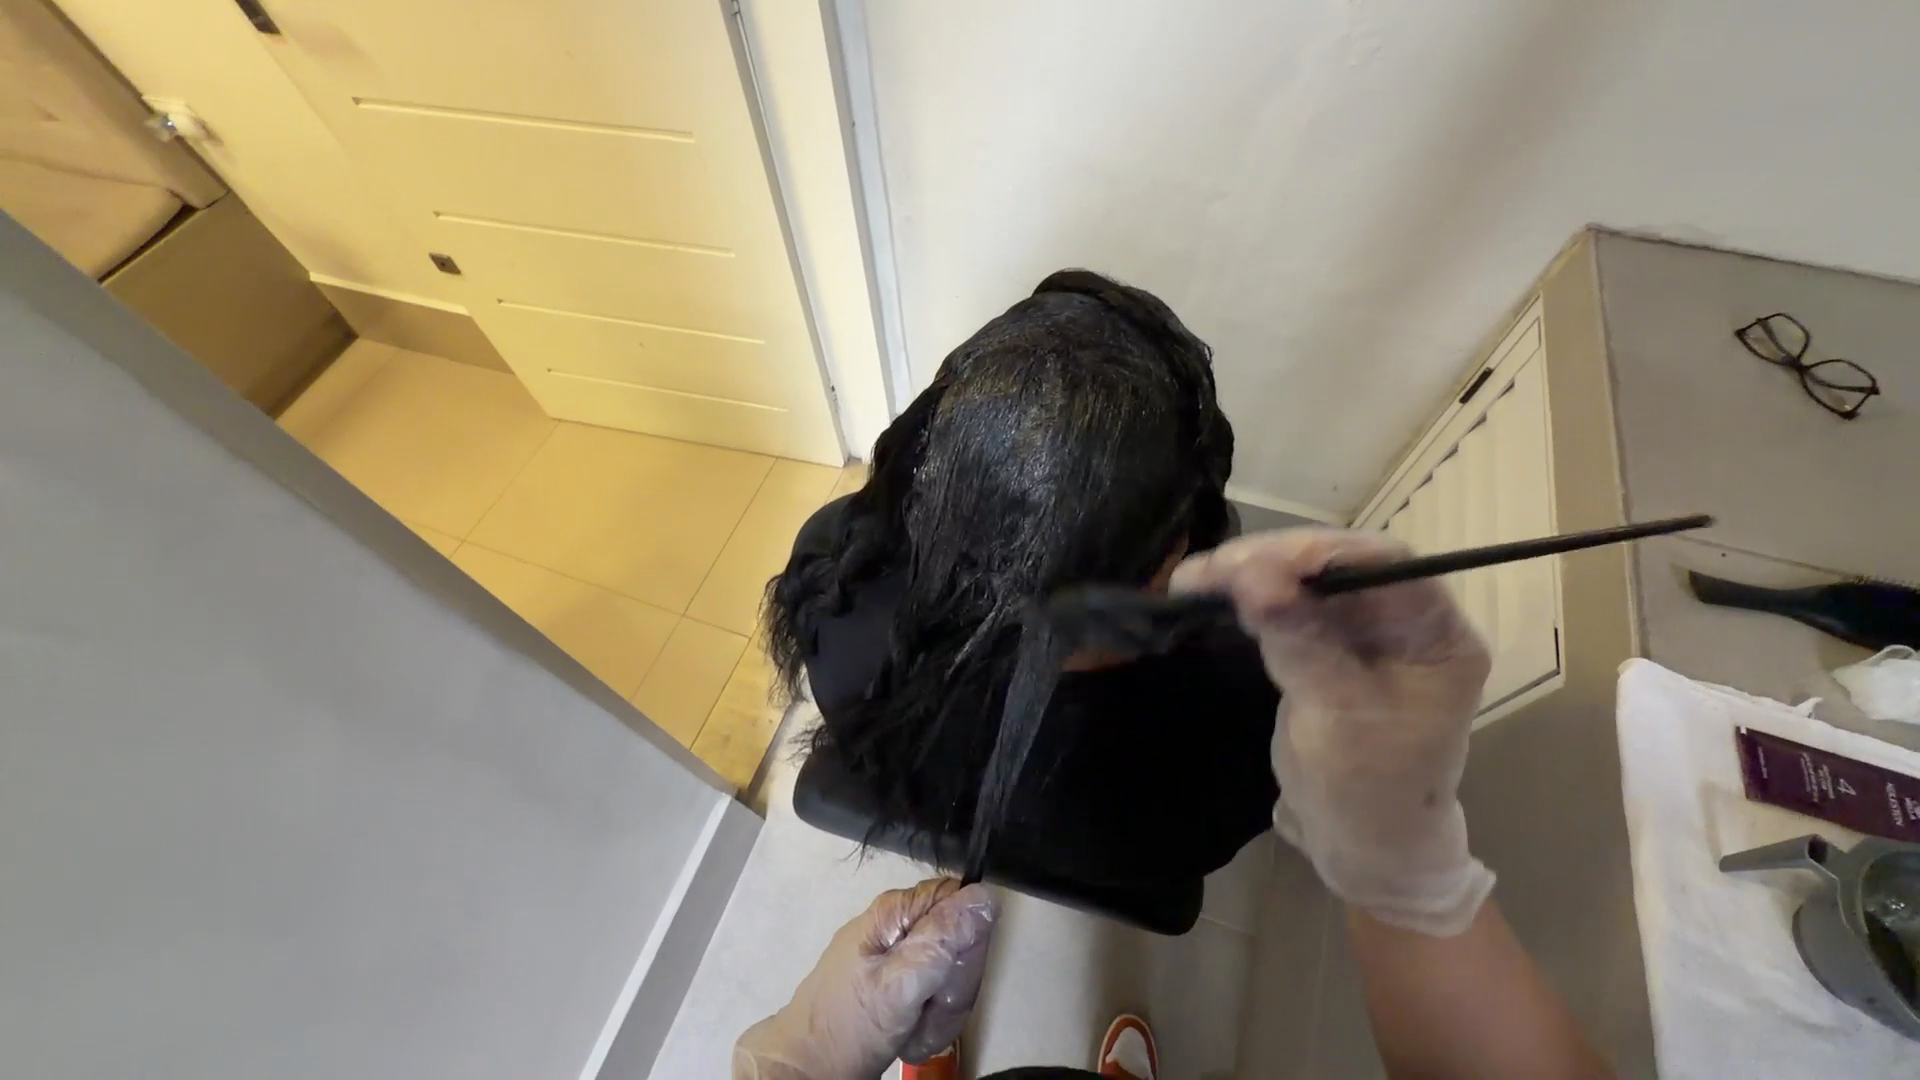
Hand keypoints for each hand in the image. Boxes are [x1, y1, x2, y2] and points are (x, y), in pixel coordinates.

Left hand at [733, 879, 997, 1079]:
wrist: (805, 1068)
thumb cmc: (849, 1024)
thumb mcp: (900, 985)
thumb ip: (942, 940)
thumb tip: (985, 895)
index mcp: (897, 910)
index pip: (961, 900)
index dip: (968, 939)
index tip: (952, 975)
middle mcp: (899, 923)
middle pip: (959, 937)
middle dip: (954, 981)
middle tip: (930, 1008)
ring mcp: (897, 953)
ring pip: (951, 970)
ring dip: (943, 1006)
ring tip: (916, 1025)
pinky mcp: (896, 981)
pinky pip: (935, 992)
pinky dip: (931, 1017)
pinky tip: (911, 1032)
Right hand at [1171, 527, 1495, 935]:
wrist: (1359, 843)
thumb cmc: (1368, 790)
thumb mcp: (1338, 716)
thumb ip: (1300, 642)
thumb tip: (1250, 576)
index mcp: (1436, 635)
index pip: (1384, 565)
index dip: (1318, 553)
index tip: (1250, 563)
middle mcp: (1402, 621)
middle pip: (1336, 564)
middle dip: (1271, 559)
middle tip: (1211, 570)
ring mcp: (1360, 631)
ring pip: (1303, 579)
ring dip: (1248, 572)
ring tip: (1195, 578)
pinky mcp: (1322, 643)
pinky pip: (1283, 605)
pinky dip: (1243, 596)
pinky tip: (1207, 591)